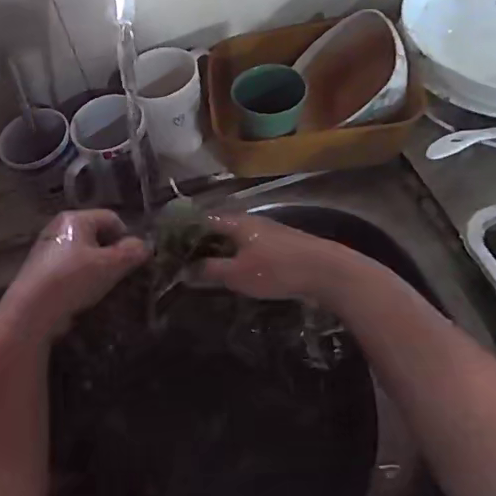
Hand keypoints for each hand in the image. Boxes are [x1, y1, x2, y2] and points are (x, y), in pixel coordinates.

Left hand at [0, 210, 148, 339]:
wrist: (31, 311)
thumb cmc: (73, 280)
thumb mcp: (110, 266)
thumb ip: (132, 253)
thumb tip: (144, 246)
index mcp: (75, 219)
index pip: (112, 218)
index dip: (126, 238)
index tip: (132, 261)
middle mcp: (58, 227)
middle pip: (97, 236)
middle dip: (112, 254)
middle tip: (120, 276)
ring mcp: (47, 249)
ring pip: (83, 254)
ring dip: (97, 269)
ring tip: (103, 289)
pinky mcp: (41, 271)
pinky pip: (70, 269)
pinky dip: (80, 279)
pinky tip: (83, 296)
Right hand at [196, 212, 363, 303]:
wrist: (327, 271)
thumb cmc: (276, 270)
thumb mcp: (237, 274)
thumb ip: (210, 270)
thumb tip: (186, 268)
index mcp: (235, 222)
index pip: (201, 221)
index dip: (184, 232)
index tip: (169, 247)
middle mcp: (250, 221)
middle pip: (219, 228)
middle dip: (201, 243)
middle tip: (184, 261)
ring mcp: (268, 231)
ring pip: (236, 238)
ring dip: (221, 250)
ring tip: (206, 268)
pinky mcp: (281, 245)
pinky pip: (250, 247)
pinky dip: (238, 255)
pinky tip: (236, 271)